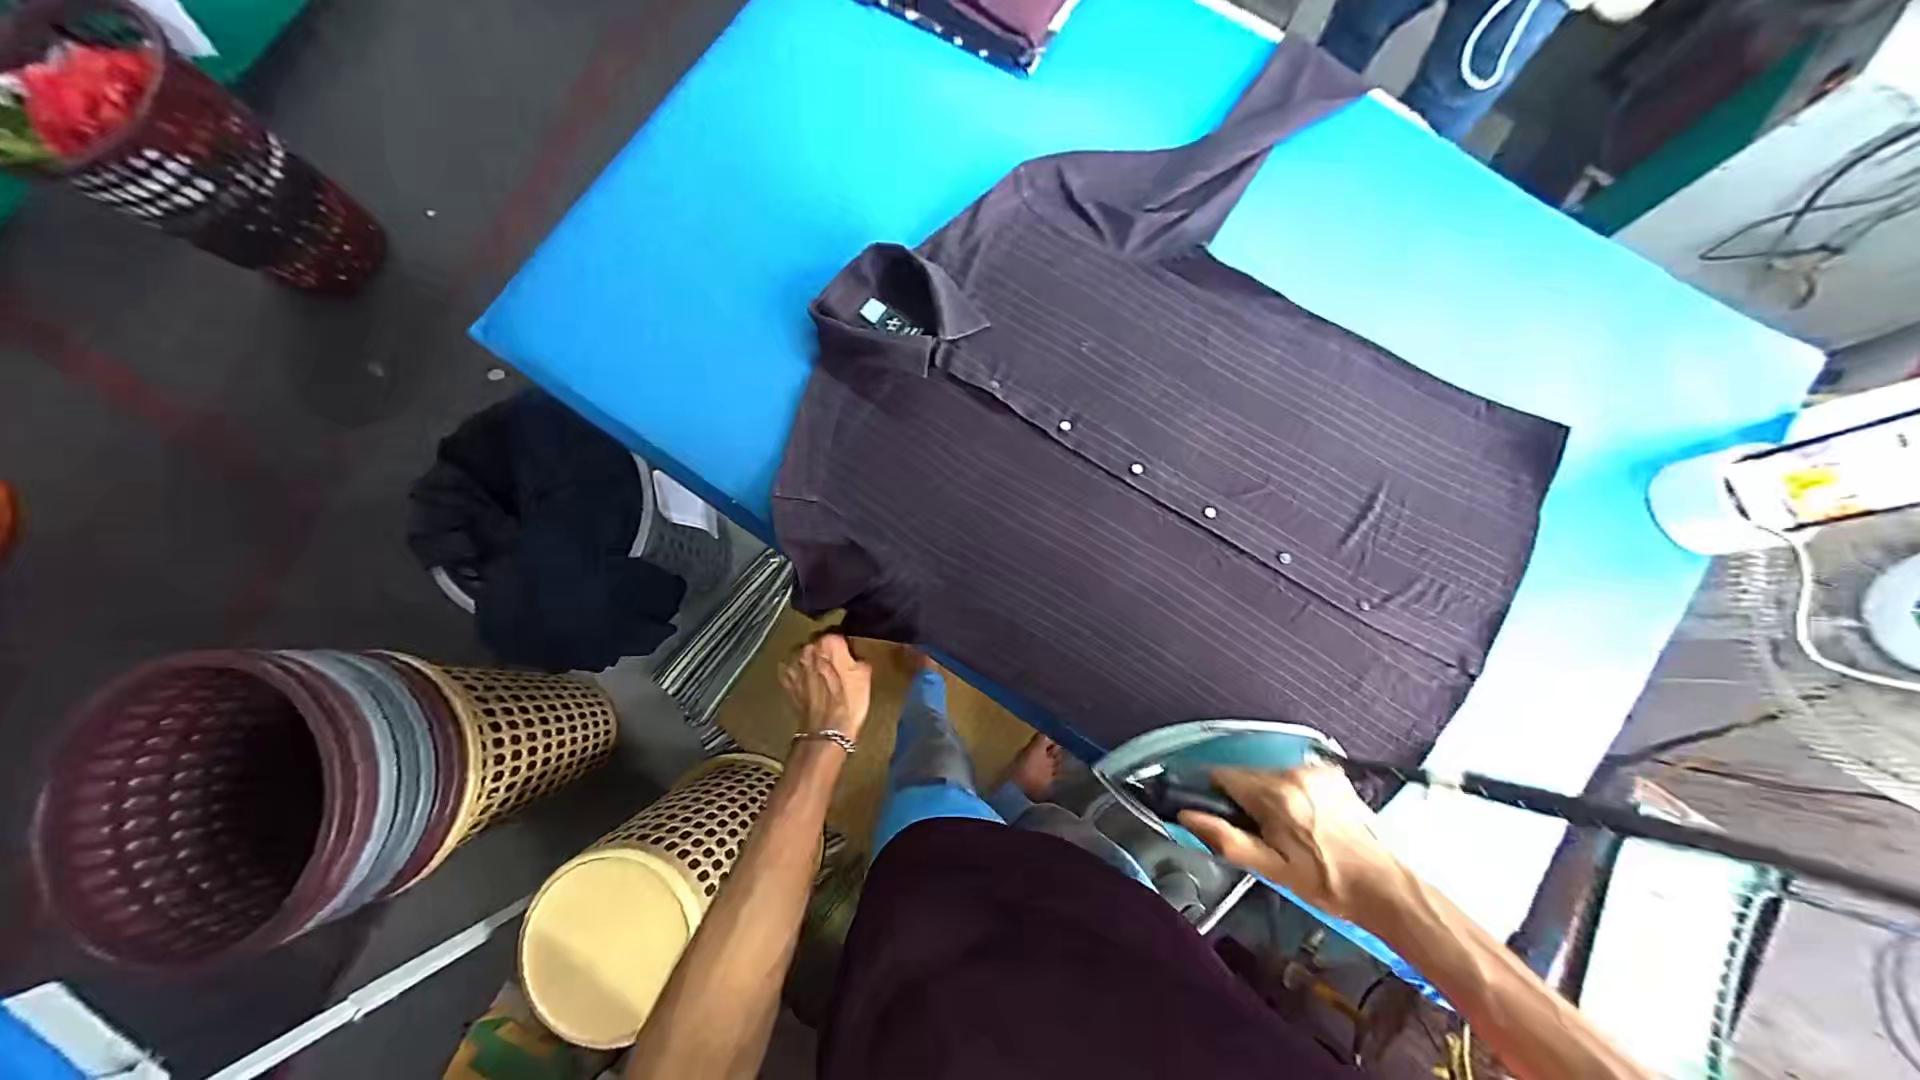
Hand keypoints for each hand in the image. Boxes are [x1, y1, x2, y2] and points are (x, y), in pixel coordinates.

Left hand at [779, 633, 872, 741]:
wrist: (827, 729)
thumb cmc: (850, 701)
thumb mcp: (865, 673)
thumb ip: (856, 654)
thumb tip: (852, 652)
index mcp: (830, 642)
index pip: (837, 632)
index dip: (842, 643)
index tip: (847, 652)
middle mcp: (808, 647)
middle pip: (817, 641)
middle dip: (825, 650)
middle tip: (834, 664)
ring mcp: (793, 662)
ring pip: (802, 652)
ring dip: (809, 659)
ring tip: (819, 674)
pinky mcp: (784, 677)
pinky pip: (791, 667)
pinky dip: (798, 671)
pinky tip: (806, 681)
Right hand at [1178, 765, 1408, 921]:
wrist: (1385, 888)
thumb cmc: (1328, 883)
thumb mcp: (1269, 868)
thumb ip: (1223, 837)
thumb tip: (1187, 816)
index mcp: (1275, 795)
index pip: (1221, 775)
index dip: (1215, 795)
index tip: (1223, 815)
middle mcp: (1294, 774)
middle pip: (1246, 775)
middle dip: (1246, 800)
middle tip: (1264, 834)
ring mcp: (1316, 772)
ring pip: (1269, 775)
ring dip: (1269, 796)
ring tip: (1290, 830)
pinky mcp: (1332, 775)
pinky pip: (1294, 776)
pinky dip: (1292, 792)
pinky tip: (1307, 820)